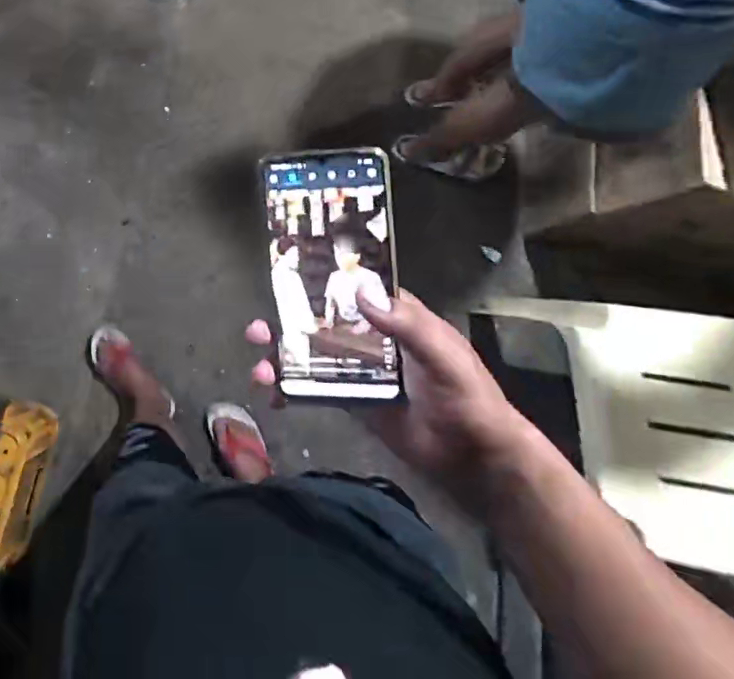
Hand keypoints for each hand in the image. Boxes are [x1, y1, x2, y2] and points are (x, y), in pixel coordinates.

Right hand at [248, 289, 533, 511]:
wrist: (474, 457)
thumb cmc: (467, 397)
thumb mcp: (443, 354)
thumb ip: (407, 325)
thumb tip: (361, 293)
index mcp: (400, 317)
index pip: (358, 290)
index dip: (326, 282)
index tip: (287, 276)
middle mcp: (376, 339)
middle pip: (326, 324)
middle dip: (290, 323)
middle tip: (258, 328)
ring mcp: (363, 372)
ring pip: (316, 357)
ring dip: (285, 357)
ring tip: (258, 365)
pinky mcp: (357, 402)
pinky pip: (320, 391)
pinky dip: (294, 391)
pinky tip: (273, 395)